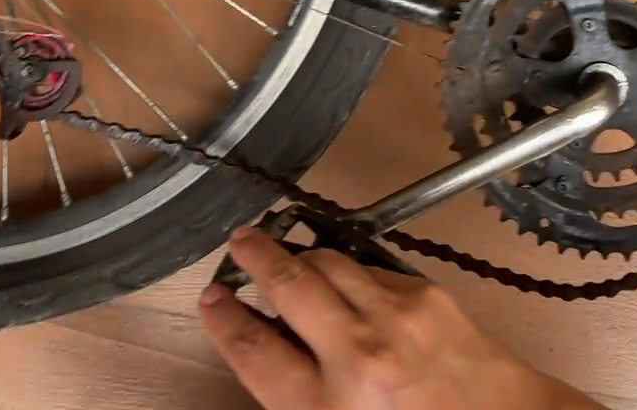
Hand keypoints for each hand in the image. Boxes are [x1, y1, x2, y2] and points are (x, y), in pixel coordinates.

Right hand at [199, 226, 605, 409]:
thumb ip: (301, 395)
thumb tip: (270, 349)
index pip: (255, 351)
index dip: (226, 319)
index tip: (212, 297)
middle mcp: (357, 355)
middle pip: (288, 285)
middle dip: (256, 255)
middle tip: (240, 241)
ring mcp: (393, 315)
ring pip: (328, 261)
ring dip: (300, 251)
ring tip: (281, 247)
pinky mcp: (424, 291)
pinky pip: (370, 266)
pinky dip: (348, 266)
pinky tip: (340, 271)